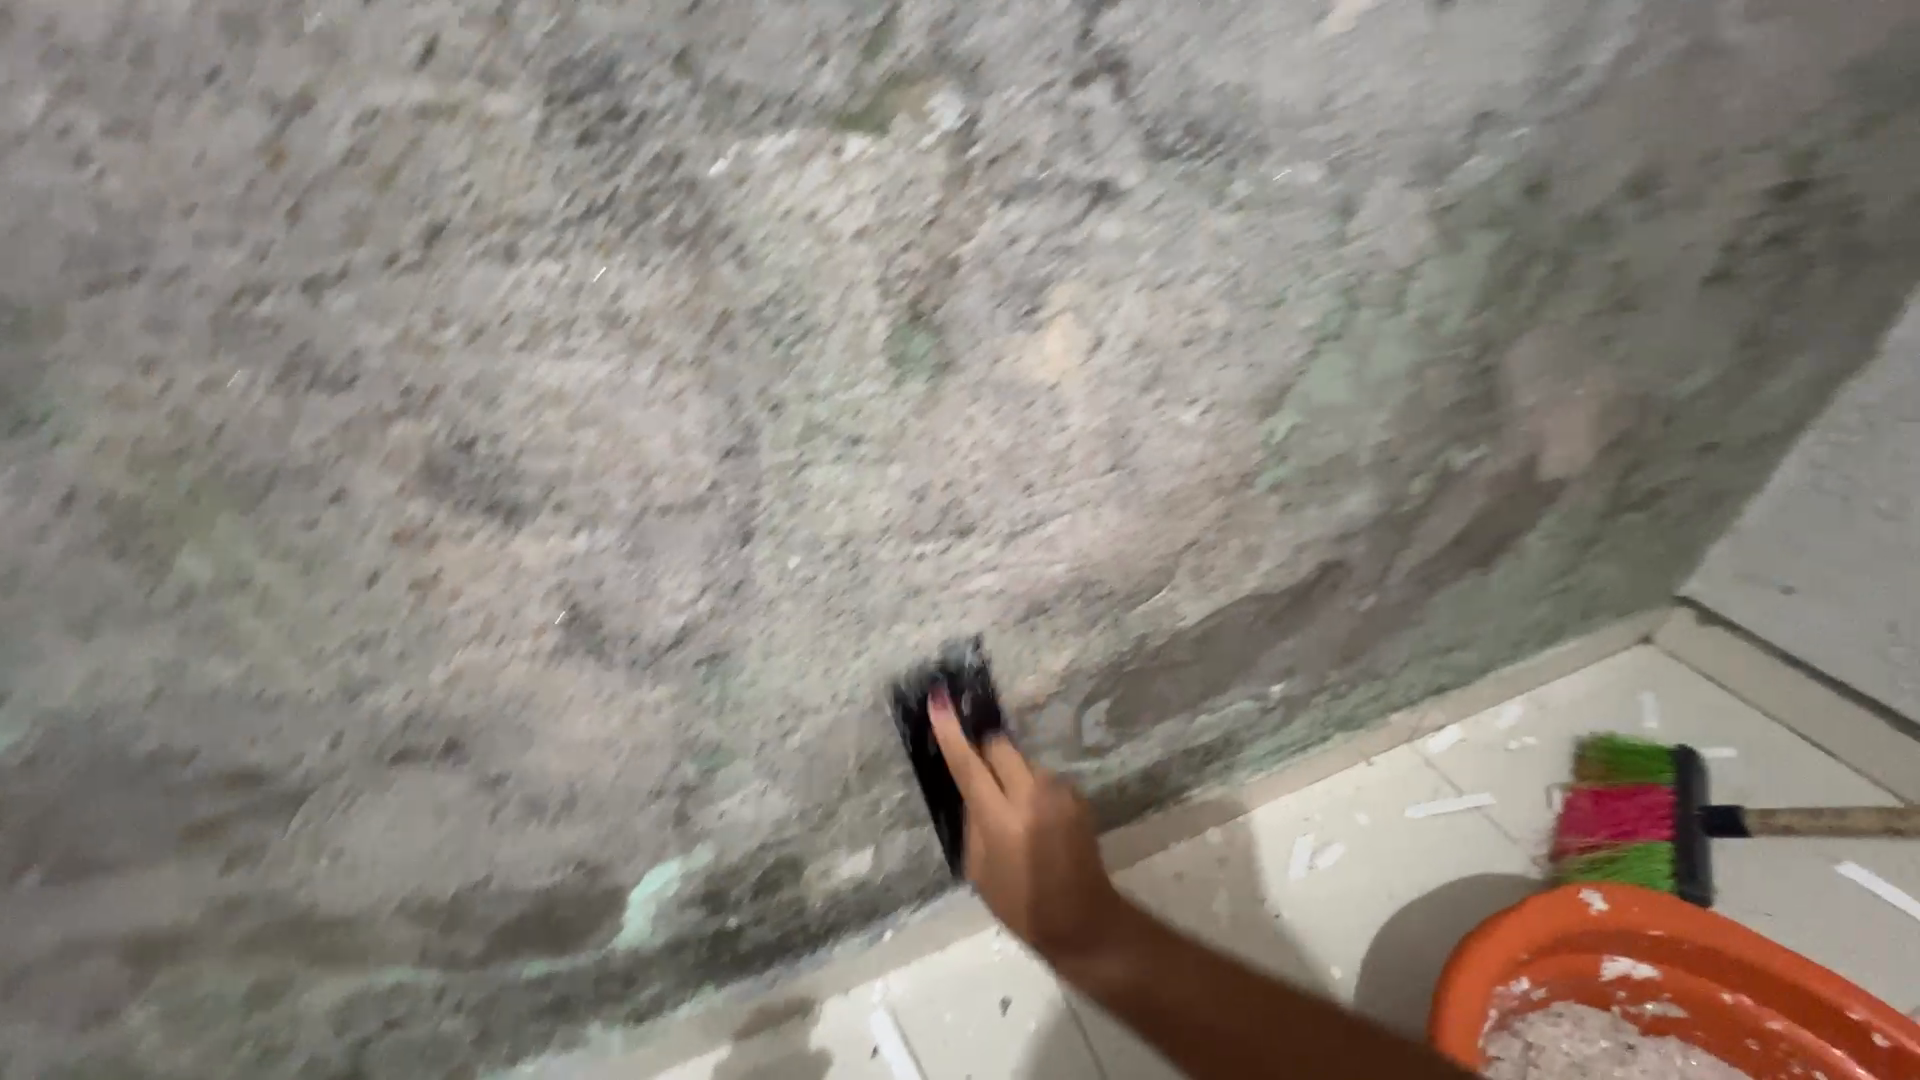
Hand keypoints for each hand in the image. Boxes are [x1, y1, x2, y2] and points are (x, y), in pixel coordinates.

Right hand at [928, 688, 1128, 962]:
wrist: (1083, 919)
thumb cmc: (1020, 903)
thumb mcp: (978, 869)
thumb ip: (972, 821)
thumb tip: (971, 788)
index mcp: (1002, 820)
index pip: (969, 765)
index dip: (950, 731)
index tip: (938, 700)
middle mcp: (1032, 796)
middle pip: (1000, 746)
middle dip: (985, 751)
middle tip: (979, 773)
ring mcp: (1060, 792)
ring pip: (1023, 761)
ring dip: (1011, 774)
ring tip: (1013, 809)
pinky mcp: (1077, 795)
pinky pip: (1043, 778)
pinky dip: (1033, 789)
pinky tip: (1037, 819)